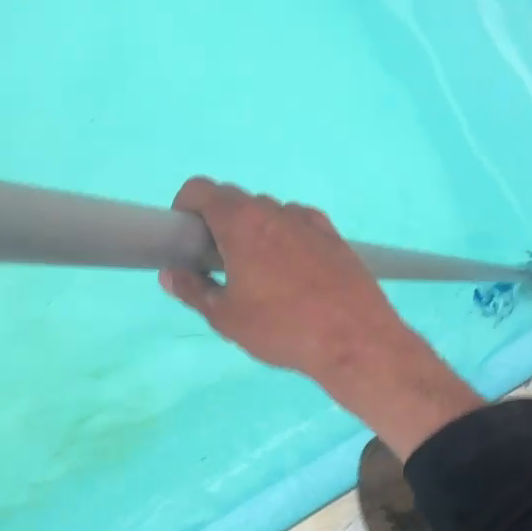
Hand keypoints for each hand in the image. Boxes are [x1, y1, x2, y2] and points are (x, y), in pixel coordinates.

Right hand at [159, 177, 482, 457]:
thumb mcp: (227, 318)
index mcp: (243, 221)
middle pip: (240, 202)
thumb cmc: (284, 329)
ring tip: (263, 275)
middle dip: (224, 224)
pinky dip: (292, 241)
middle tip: (222, 263)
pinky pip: (305, 229)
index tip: (188, 238)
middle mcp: (279, 212)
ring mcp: (314, 224)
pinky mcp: (340, 240)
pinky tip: (297, 274)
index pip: (203, 189)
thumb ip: (194, 291)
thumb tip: (173, 274)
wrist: (358, 341)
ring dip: (260, 233)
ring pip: (275, 215)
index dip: (187, 208)